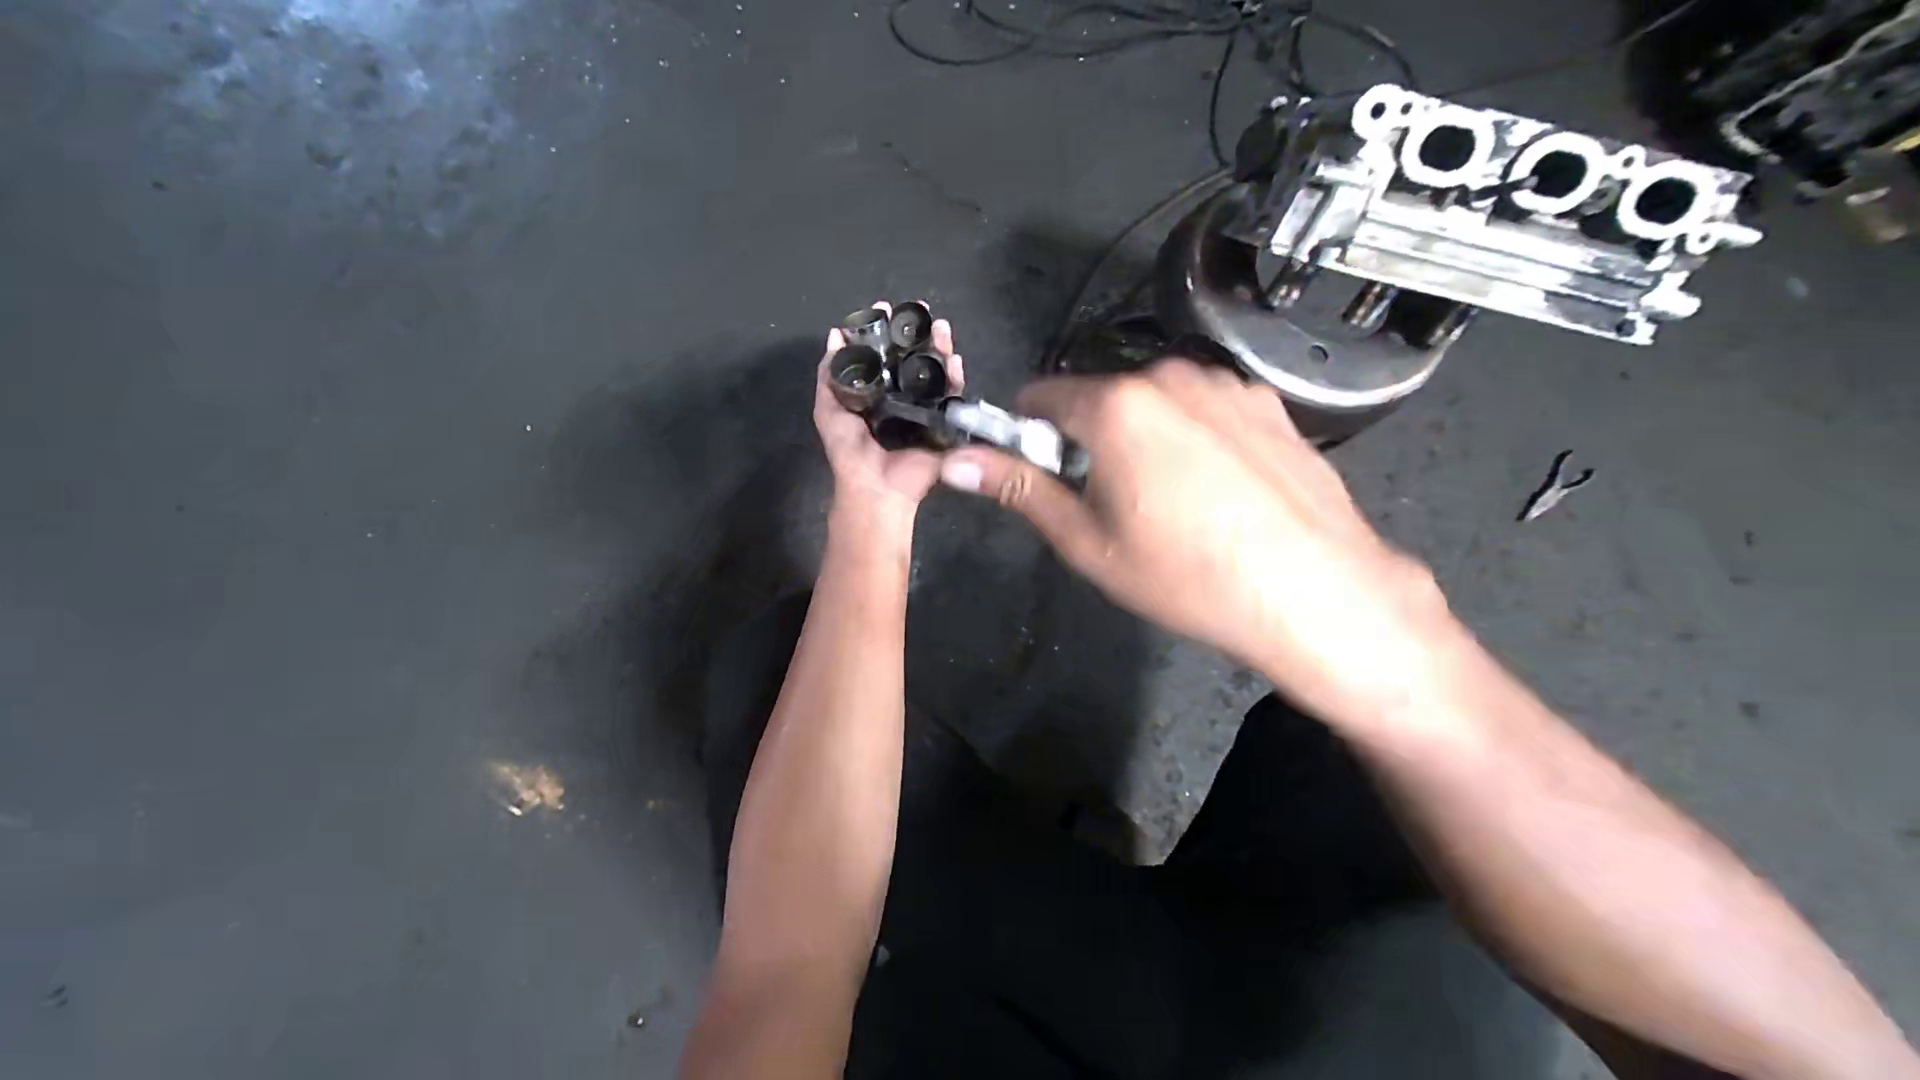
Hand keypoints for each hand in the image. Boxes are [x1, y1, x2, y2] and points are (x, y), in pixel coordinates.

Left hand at [813, 302, 965, 523]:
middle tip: (921, 309)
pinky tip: (955, 360)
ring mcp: (926, 408)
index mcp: (877, 391)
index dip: (886, 329)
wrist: (876, 485)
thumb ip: (830, 376)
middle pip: (914, 357)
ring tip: (941, 327)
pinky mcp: (945, 423)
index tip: (887, 306)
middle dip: (918, 332)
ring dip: (940, 347)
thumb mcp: (828, 408)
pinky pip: (954, 397)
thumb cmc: (850, 449)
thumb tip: (834, 335)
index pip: (884, 353)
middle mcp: (903, 395)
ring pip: (936, 371)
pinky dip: (956, 377)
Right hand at [938, 358, 1460, 720]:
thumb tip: (956, 461)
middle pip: (1098, 397)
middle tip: (1108, 504)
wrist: (1316, 592)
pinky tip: (1215, 490)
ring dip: (1140, 436)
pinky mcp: (1266, 404)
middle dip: (1086, 439)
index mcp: (1116, 404)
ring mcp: (1226, 384)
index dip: (1026, 436)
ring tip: (1169, 502)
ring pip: (1152, 402)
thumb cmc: (1184, 574)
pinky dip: (1189, 437)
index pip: (1038, 396)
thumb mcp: (1087, 542)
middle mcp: (1170, 374)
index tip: (1041, 477)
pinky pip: (1202, 409)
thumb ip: (1019, 489)